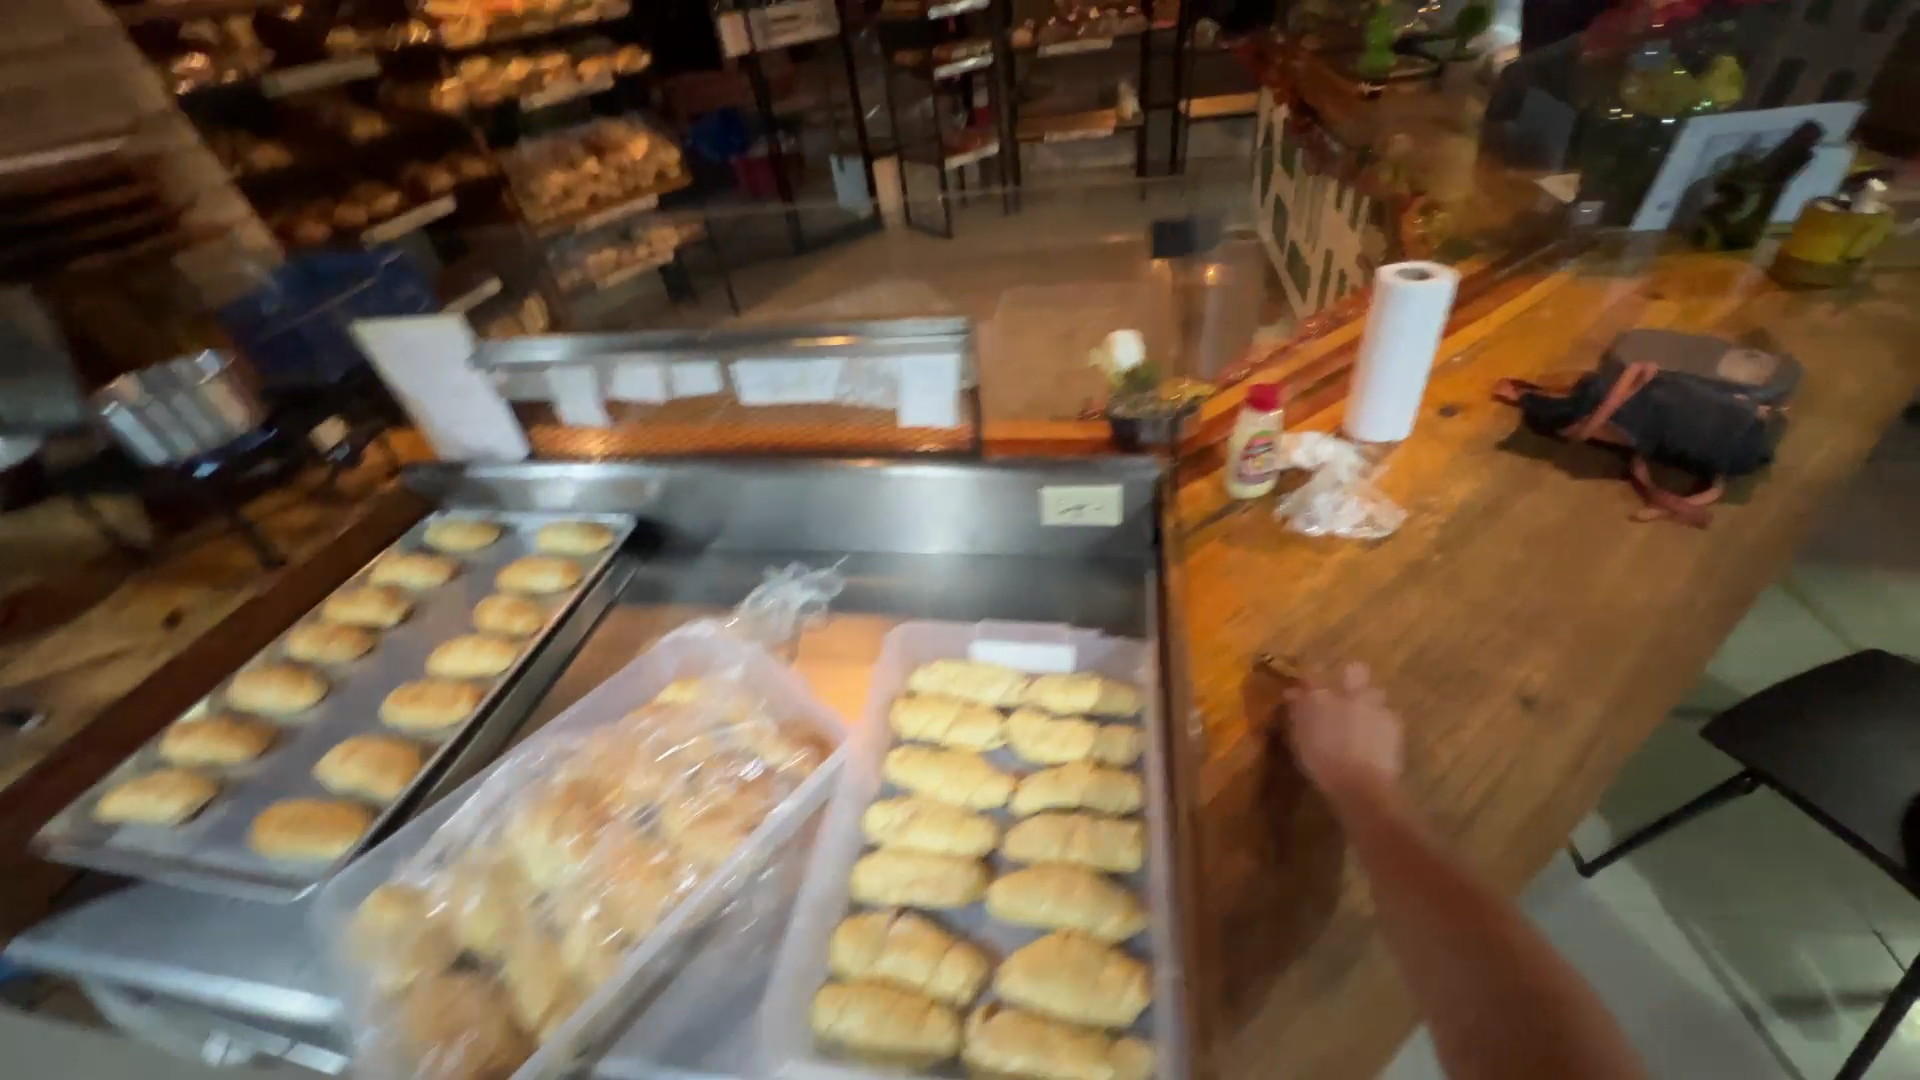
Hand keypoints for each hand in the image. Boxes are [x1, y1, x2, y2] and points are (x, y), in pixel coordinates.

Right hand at [1283, 662, 1404, 802]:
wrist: (1360, 785)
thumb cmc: (1320, 763)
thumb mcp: (1298, 738)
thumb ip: (1297, 711)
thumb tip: (1293, 693)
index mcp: (1321, 696)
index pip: (1313, 672)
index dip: (1312, 677)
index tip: (1308, 687)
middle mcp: (1350, 694)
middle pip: (1355, 670)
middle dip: (1350, 676)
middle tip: (1343, 694)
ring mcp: (1375, 706)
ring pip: (1374, 692)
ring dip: (1368, 701)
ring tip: (1362, 719)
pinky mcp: (1394, 722)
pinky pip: (1386, 714)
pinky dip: (1380, 722)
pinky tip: (1374, 738)